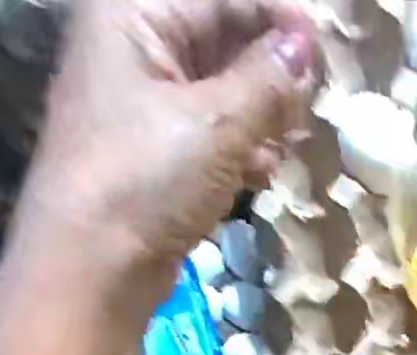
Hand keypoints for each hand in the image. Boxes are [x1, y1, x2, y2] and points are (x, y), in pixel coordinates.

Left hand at [14, 0, 320, 319]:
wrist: (94, 268)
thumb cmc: (147, 179)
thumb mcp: (216, 124)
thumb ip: (266, 80)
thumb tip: (304, 47)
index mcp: (135, 14)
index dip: (276, 16)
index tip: (322, 52)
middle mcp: (136, 51)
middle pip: (220, 40)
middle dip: (269, 71)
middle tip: (309, 103)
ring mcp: (145, 110)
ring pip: (220, 94)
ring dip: (260, 116)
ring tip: (291, 141)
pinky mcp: (157, 160)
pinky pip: (209, 138)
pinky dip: (239, 150)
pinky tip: (263, 170)